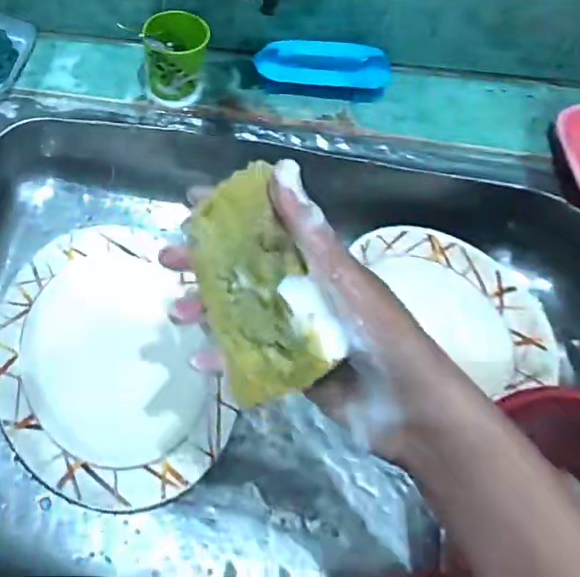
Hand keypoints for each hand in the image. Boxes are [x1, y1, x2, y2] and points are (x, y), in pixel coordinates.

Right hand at [160, 159, 484, 466]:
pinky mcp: (289, 366)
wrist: (413, 410)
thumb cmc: (380, 331)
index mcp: (310, 259)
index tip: (190, 201)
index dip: (225, 211)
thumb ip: (307, 227)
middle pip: (238, 266)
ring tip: (176, 311)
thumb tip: (281, 168)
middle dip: (200, 260)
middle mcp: (296, 287)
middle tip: (166, 259)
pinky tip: (200, 360)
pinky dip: (222, 356)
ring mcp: (290, 327)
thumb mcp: (341, 275)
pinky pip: (247, 355)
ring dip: (203, 307)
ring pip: (235, 308)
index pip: (261, 224)